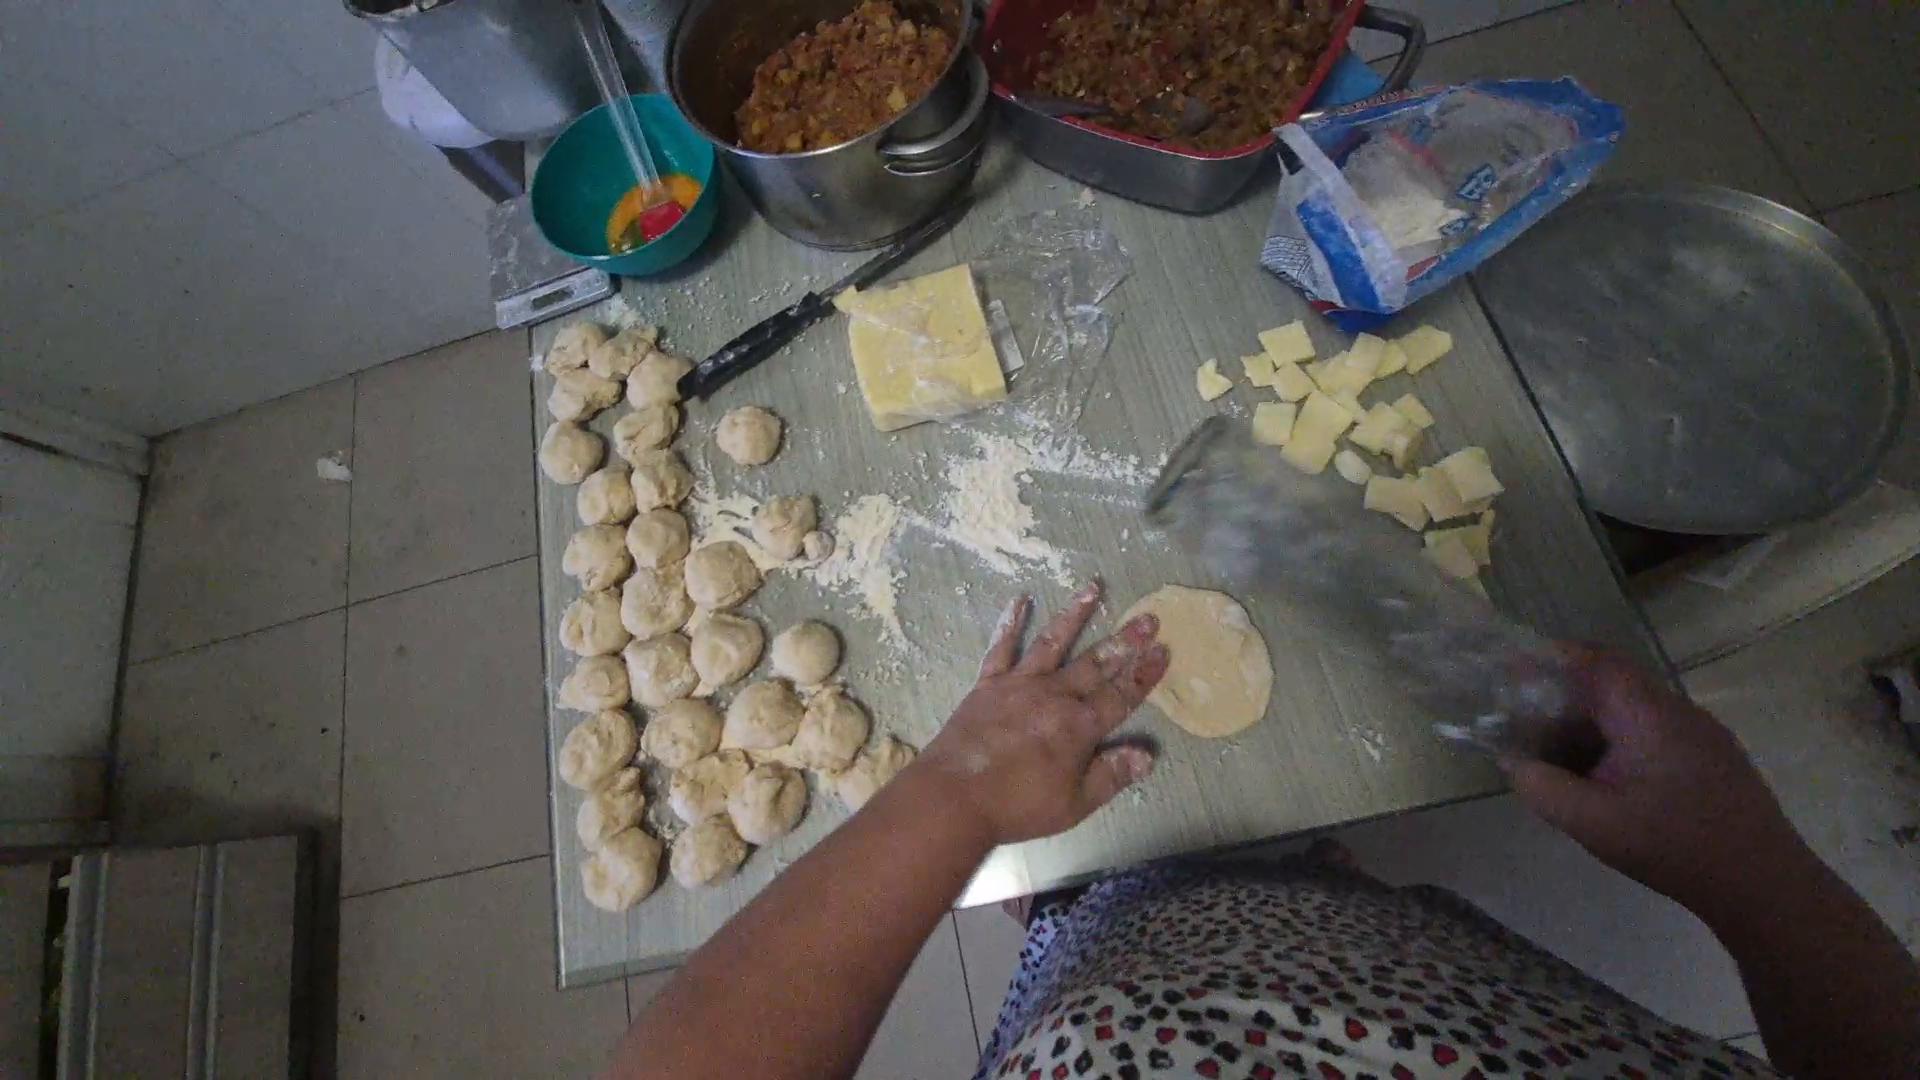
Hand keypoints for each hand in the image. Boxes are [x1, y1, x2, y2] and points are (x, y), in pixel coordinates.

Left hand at [913, 581, 1169, 846]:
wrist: (955, 795)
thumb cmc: (1017, 805)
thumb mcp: (1074, 804)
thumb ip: (1112, 776)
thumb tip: (1148, 754)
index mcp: (1078, 726)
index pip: (1121, 696)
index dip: (1144, 675)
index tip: (1164, 650)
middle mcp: (1053, 695)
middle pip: (1095, 664)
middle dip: (1125, 640)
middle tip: (1147, 615)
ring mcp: (1019, 684)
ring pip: (1053, 642)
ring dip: (1074, 614)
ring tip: (1093, 587)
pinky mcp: (988, 683)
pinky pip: (1001, 647)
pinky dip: (1011, 622)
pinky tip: (1020, 599)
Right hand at [1502, 643, 1814, 912]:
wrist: (1770, 894)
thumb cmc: (1677, 848)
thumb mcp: (1589, 821)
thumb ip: (1538, 785)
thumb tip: (1510, 760)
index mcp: (1651, 716)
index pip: (1597, 660)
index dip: (1550, 657)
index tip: (1511, 674)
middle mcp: (1679, 713)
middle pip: (1608, 683)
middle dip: (1559, 696)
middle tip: (1521, 721)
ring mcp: (1701, 735)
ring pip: (1627, 708)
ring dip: (1585, 721)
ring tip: (1552, 752)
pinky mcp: (1709, 758)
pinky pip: (1648, 729)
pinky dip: (1612, 738)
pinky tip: (1597, 776)